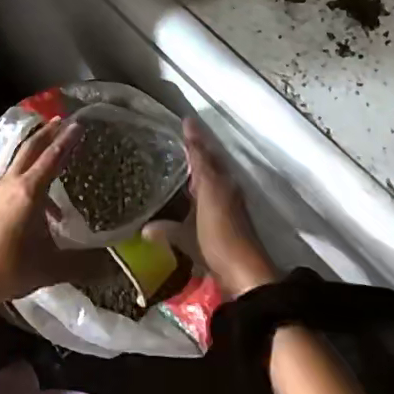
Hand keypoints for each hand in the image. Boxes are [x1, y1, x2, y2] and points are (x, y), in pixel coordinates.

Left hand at [0, 118, 100, 306]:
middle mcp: (13, 184)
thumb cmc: (9, 268)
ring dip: (36, 146)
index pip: (52, 157)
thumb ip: (83, 264)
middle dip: (48, 132)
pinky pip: (15, 172)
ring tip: (51, 141)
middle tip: (63, 120)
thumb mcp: (51, 267)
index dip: (67, 140)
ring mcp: (0, 190)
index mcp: (29, 192)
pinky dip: (28, 166)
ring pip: (20, 158)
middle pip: (31, 148)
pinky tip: (41, 189)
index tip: (79, 124)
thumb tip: (113, 265)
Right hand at [158, 119, 279, 298]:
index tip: (185, 121)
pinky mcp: (233, 216)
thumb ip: (168, 229)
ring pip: (216, 174)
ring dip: (205, 164)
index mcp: (215, 184)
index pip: (201, 155)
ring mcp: (231, 202)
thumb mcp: (188, 235)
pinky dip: (207, 182)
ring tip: (188, 158)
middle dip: (200, 148)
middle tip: (185, 136)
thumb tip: (145, 229)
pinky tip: (197, 190)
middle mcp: (225, 187)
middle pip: (212, 161)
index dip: (193, 139)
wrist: (247, 272)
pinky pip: (218, 189)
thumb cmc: (219, 243)